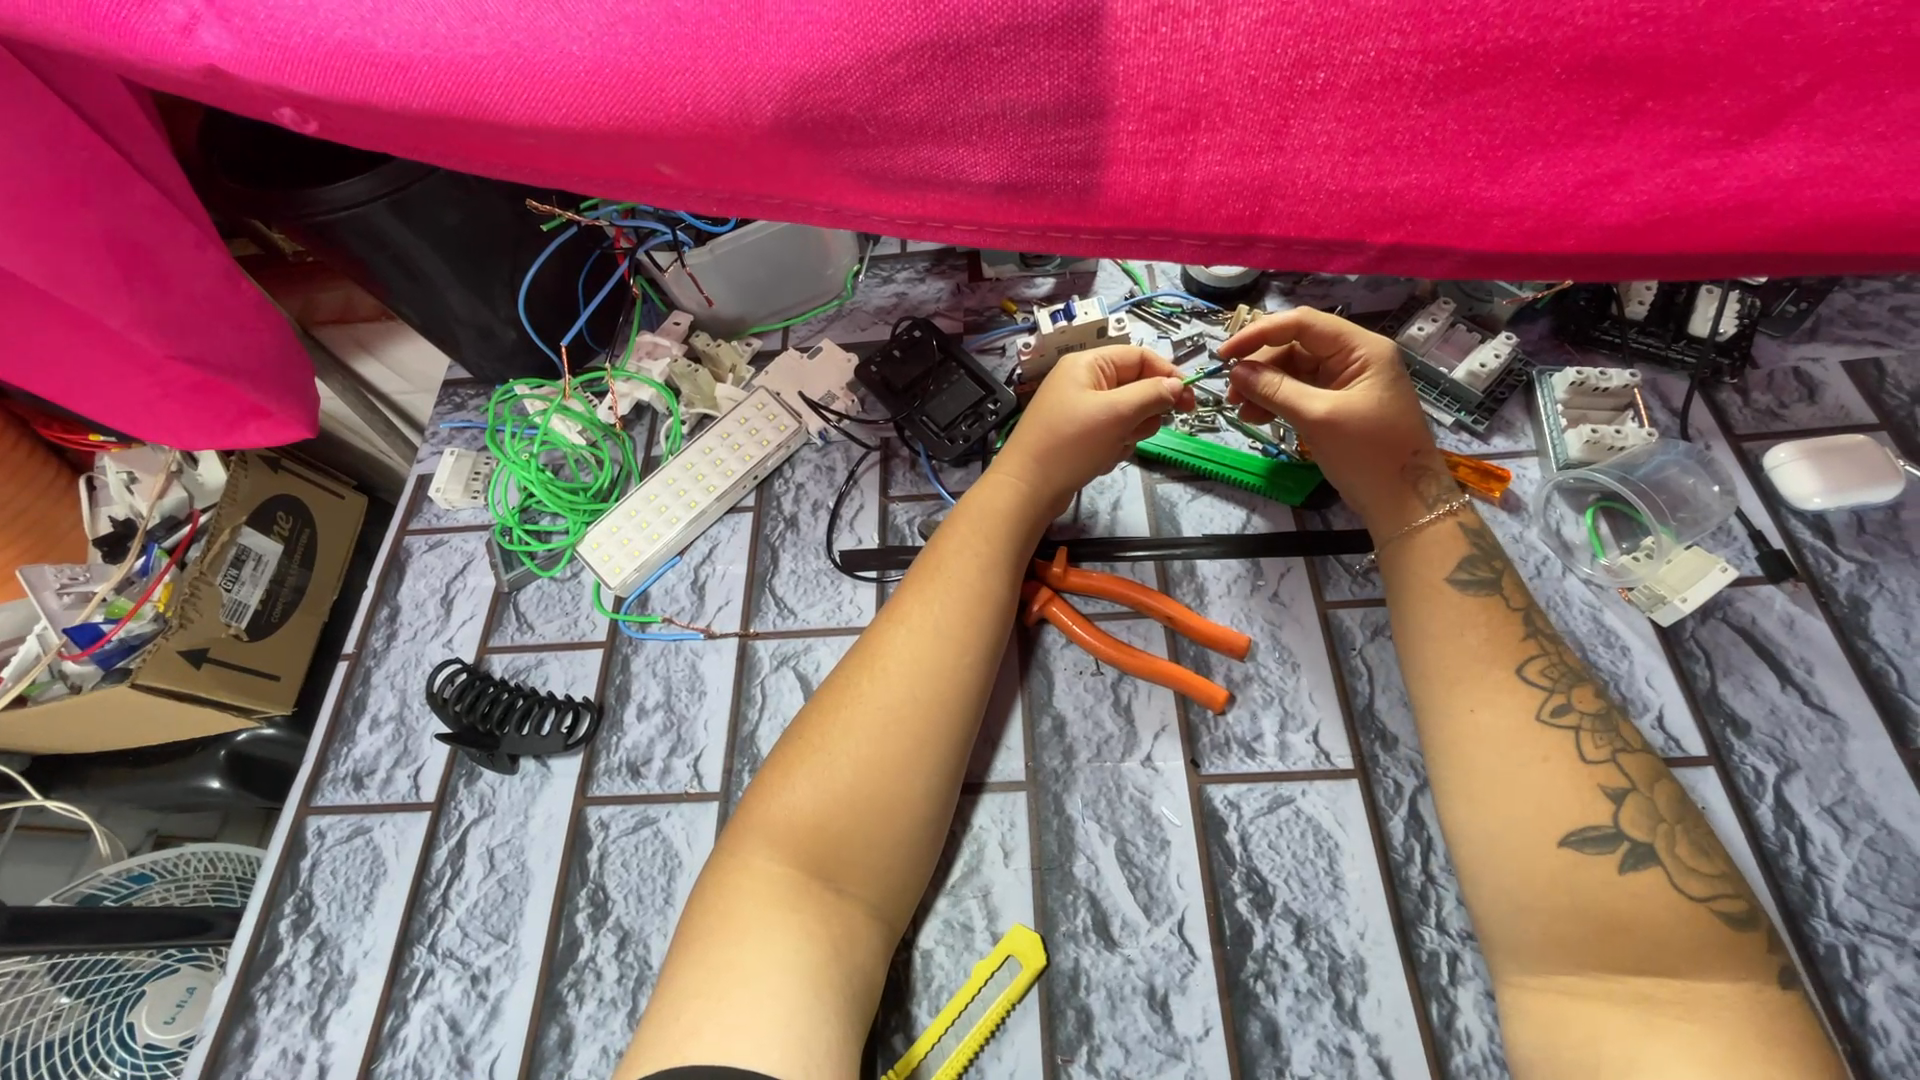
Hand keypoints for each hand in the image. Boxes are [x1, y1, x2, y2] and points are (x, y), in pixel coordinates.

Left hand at [989, 346, 1193, 515]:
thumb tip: (1177, 385)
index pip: (1139, 357)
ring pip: (1128, 415)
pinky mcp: (1080, 436)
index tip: (1189, 401)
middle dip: (1144, 411)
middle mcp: (1084, 382)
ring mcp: (1081, 410)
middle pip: (1136, 387)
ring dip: (1129, 433)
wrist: (1028, 488)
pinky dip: (1114, 447)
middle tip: (1139, 429)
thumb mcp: (1117, 414)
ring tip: (1112, 447)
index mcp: (1088, 364)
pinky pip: (1113, 434)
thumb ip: (1152, 394)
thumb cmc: (1070, 444)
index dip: (1167, 375)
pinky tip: (1100, 460)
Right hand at [1219, 307, 1451, 532]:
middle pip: (1294, 346)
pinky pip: (1298, 392)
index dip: (1258, 334)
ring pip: (1292, 371)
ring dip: (1263, 387)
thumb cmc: (1369, 454)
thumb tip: (1236, 370)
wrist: (1403, 501)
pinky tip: (1257, 417)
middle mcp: (1353, 357)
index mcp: (1360, 348)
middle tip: (1231, 394)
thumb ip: (1275, 390)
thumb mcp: (1318, 418)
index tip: (1223, 355)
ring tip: (1242, 412)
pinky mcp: (1337, 404)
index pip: (1301, 324)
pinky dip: (1275, 402)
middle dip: (1259, 367)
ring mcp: (1345, 381)